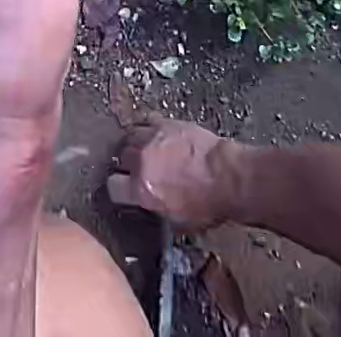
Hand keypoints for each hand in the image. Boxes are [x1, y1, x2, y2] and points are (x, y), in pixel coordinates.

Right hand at [106, 116, 244, 230]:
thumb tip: (149, 201)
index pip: (114, 186)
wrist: (226, 176)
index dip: (119, 188)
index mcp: (141, 189)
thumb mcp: (175, 220)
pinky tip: (154, 133)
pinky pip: (148, 120)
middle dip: (127, 163)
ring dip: (134, 143)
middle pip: (121, 156)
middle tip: (135, 168)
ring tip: (142, 148)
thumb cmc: (207, 203)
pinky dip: (148, 127)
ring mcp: (154, 138)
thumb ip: (154, 207)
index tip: (124, 188)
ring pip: (131, 135)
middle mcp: (142, 160)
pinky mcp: (167, 123)